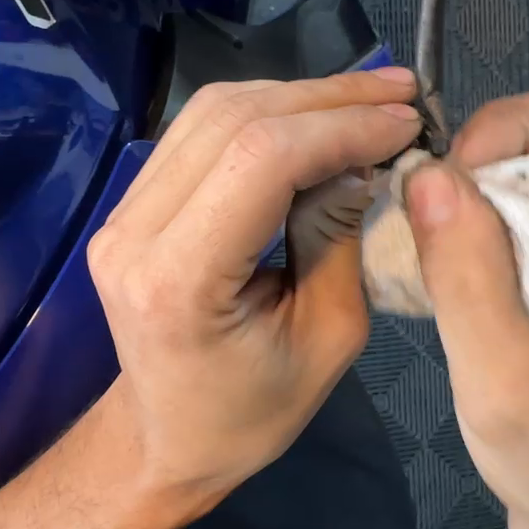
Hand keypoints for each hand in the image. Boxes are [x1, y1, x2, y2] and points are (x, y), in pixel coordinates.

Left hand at [87, 68, 422, 509]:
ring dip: (297, 94)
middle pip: (233, 120)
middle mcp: (133, 232)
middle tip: (400, 93)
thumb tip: (365, 156)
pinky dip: (265, 112)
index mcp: (178, 281)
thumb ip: (340, 237)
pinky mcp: (129, 203)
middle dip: (327, 98)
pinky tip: (314, 115)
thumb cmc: (251, 412)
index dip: (340, 127)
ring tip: (367, 96)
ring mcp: (121, 212)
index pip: (260, 160)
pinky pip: (199, 131)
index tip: (408, 122)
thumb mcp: (327, 338)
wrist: (166, 435)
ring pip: (212, 111)